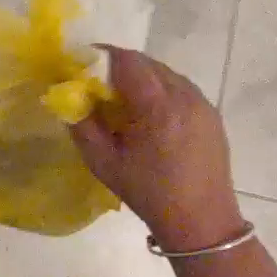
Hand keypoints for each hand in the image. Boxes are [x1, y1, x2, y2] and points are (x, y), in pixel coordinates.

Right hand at [71, 47, 246, 252]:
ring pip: (163, 71)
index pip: (127, 60)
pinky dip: (157, 87)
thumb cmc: (147, 192)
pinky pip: (178, 86)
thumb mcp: (102, 161)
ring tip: (120, 97)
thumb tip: (66, 95)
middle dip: (117, 65)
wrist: (202, 221)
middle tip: (95, 83)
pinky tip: (146, 111)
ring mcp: (202, 104)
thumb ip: (80, 123)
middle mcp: (184, 97)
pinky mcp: (210, 113)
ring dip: (138, 75)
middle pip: (146, 62)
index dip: (100, 56)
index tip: (80, 64)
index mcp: (157, 107)